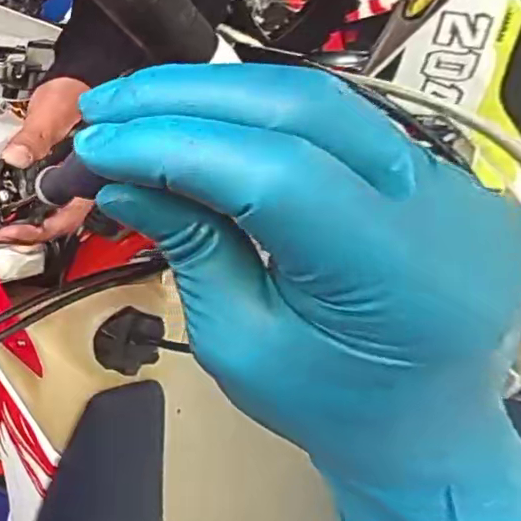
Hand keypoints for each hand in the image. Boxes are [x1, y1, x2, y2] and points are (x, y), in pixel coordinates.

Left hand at [0, 75, 95, 242]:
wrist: (72, 84)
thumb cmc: (76, 96)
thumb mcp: (56, 111)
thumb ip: (36, 136)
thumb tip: (15, 156)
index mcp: (82, 181)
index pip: (58, 221)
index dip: (29, 232)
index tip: (2, 230)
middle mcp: (67, 193)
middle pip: (33, 226)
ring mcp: (49, 190)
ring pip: (20, 218)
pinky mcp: (32, 183)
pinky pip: (12, 203)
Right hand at [75, 64, 520, 520]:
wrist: (422, 427)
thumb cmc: (328, 409)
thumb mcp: (238, 342)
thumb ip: (189, 245)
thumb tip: (122, 180)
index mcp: (389, 269)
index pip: (272, 170)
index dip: (170, 144)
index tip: (92, 140)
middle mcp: (429, 200)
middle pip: (294, 106)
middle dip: (176, 100)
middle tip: (90, 107)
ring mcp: (430, 172)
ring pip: (304, 94)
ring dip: (199, 95)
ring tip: (120, 108)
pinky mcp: (406, 165)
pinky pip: (309, 117)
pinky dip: (230, 111)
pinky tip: (175, 121)